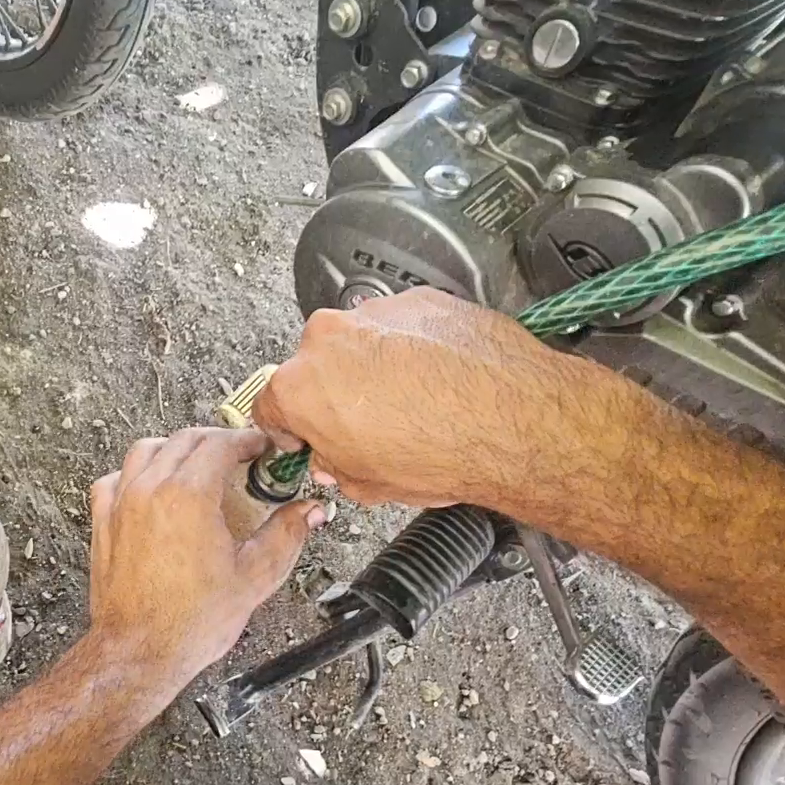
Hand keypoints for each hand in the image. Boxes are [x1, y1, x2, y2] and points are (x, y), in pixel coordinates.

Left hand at [86, 428, 325, 681]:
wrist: (140, 650)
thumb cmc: (189, 621)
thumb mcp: (254, 577)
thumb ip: (285, 535)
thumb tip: (307, 512)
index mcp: (188, 495)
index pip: (220, 444)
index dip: (246, 441)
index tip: (261, 448)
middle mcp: (150, 490)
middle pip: (184, 439)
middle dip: (216, 441)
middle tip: (238, 458)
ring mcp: (121, 503)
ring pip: (146, 450)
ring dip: (175, 449)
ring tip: (197, 466)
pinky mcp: (104, 522)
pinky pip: (114, 479)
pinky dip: (135, 473)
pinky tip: (150, 488)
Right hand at [252, 289, 601, 509]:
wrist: (516, 421)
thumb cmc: (441, 451)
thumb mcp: (364, 485)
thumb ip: (333, 466)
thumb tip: (335, 457)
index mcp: (298, 387)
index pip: (269, 404)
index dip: (286, 427)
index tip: (302, 435)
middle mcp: (328, 340)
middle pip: (313, 367)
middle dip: (332, 393)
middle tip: (362, 422)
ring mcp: (374, 314)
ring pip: (358, 342)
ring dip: (371, 366)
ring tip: (408, 400)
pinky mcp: (419, 300)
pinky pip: (400, 325)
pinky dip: (410, 347)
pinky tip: (435, 378)